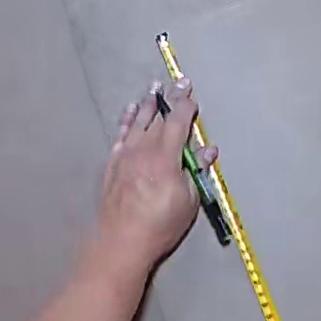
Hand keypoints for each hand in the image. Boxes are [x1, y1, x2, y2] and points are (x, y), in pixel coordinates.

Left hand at [91, 77, 216, 281]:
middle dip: (170, 98)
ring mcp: (125, 154)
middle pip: (159, 117)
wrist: (121, 239)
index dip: (186, 105)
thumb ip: (196, 171)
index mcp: (166, 156)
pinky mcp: (113, 163)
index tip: (191, 92)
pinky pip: (120, 134)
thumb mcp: (189, 200)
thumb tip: (207, 150)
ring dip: (147, 104)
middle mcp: (144, 149)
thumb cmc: (161, 223)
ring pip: (138, 121)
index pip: (178, 123)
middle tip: (177, 81)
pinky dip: (126, 120)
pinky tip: (130, 111)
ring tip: (152, 87)